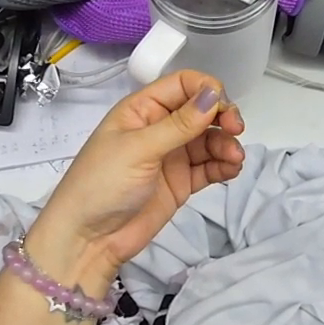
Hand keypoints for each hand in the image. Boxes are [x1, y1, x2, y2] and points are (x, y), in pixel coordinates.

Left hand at [28, 70, 244, 288]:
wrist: (87, 240)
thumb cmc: (101, 185)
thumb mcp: (138, 149)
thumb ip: (179, 124)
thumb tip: (213, 95)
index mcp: (142, 109)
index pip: (182, 84)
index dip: (206, 89)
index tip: (223, 105)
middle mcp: (158, 127)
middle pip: (201, 110)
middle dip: (222, 116)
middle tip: (236, 129)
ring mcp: (171, 156)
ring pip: (209, 139)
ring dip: (226, 144)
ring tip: (233, 159)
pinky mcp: (180, 182)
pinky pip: (209, 167)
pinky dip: (223, 165)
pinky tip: (231, 169)